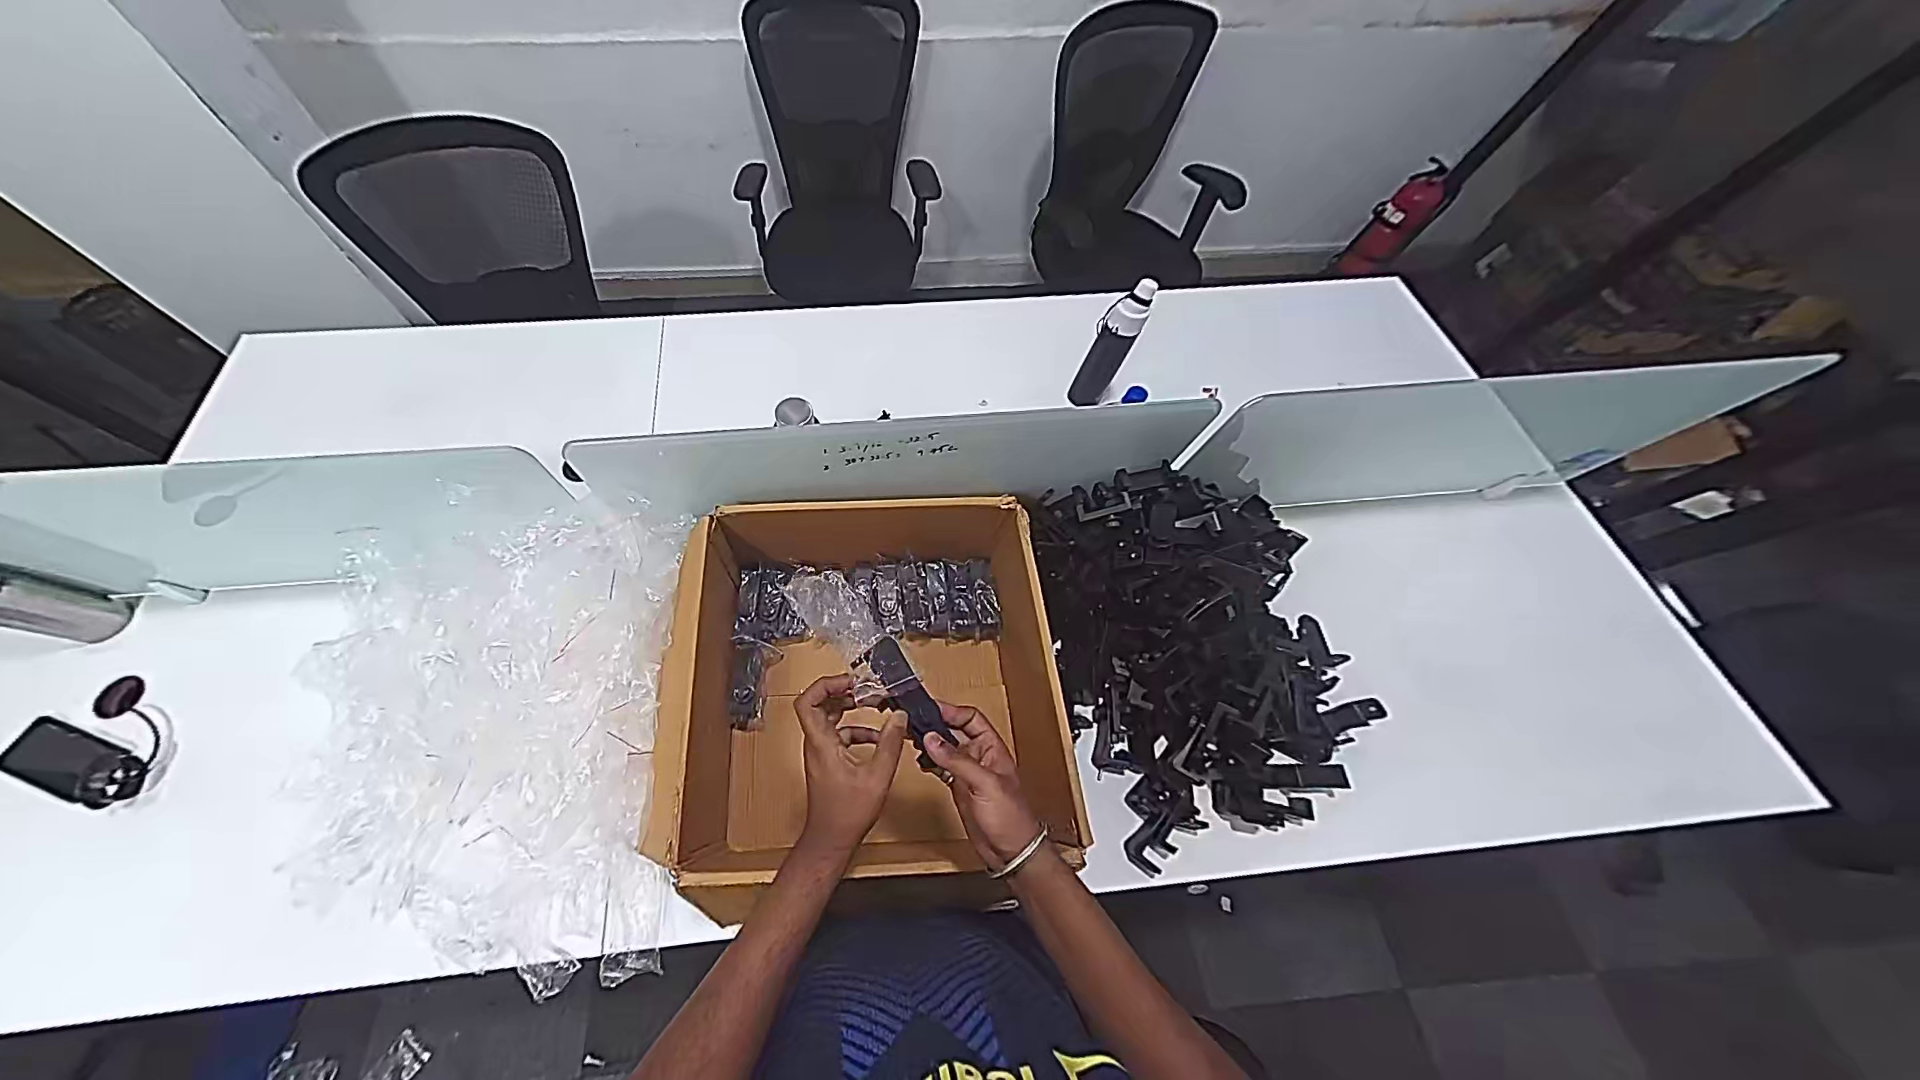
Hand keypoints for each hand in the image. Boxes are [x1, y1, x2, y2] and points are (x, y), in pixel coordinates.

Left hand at [794, 674, 907, 859]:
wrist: (831, 840)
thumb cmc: (847, 813)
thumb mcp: (877, 775)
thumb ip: (890, 743)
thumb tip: (899, 716)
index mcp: (821, 743)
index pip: (808, 701)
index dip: (826, 685)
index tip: (850, 681)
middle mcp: (816, 744)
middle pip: (818, 705)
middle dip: (841, 691)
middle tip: (864, 687)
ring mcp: (820, 752)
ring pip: (828, 718)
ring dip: (848, 708)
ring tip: (872, 703)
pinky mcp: (827, 761)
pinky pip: (838, 734)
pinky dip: (856, 729)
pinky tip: (877, 737)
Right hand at [923, 702, 1045, 867]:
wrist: (1012, 852)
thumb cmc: (1012, 818)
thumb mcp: (985, 784)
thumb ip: (957, 760)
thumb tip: (933, 739)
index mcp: (992, 748)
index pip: (971, 718)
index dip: (951, 711)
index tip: (931, 708)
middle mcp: (979, 756)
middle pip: (955, 730)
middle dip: (936, 723)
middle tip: (914, 719)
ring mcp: (968, 772)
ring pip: (945, 748)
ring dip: (930, 742)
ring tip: (912, 735)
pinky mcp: (959, 788)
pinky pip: (941, 767)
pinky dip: (930, 761)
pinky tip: (921, 759)